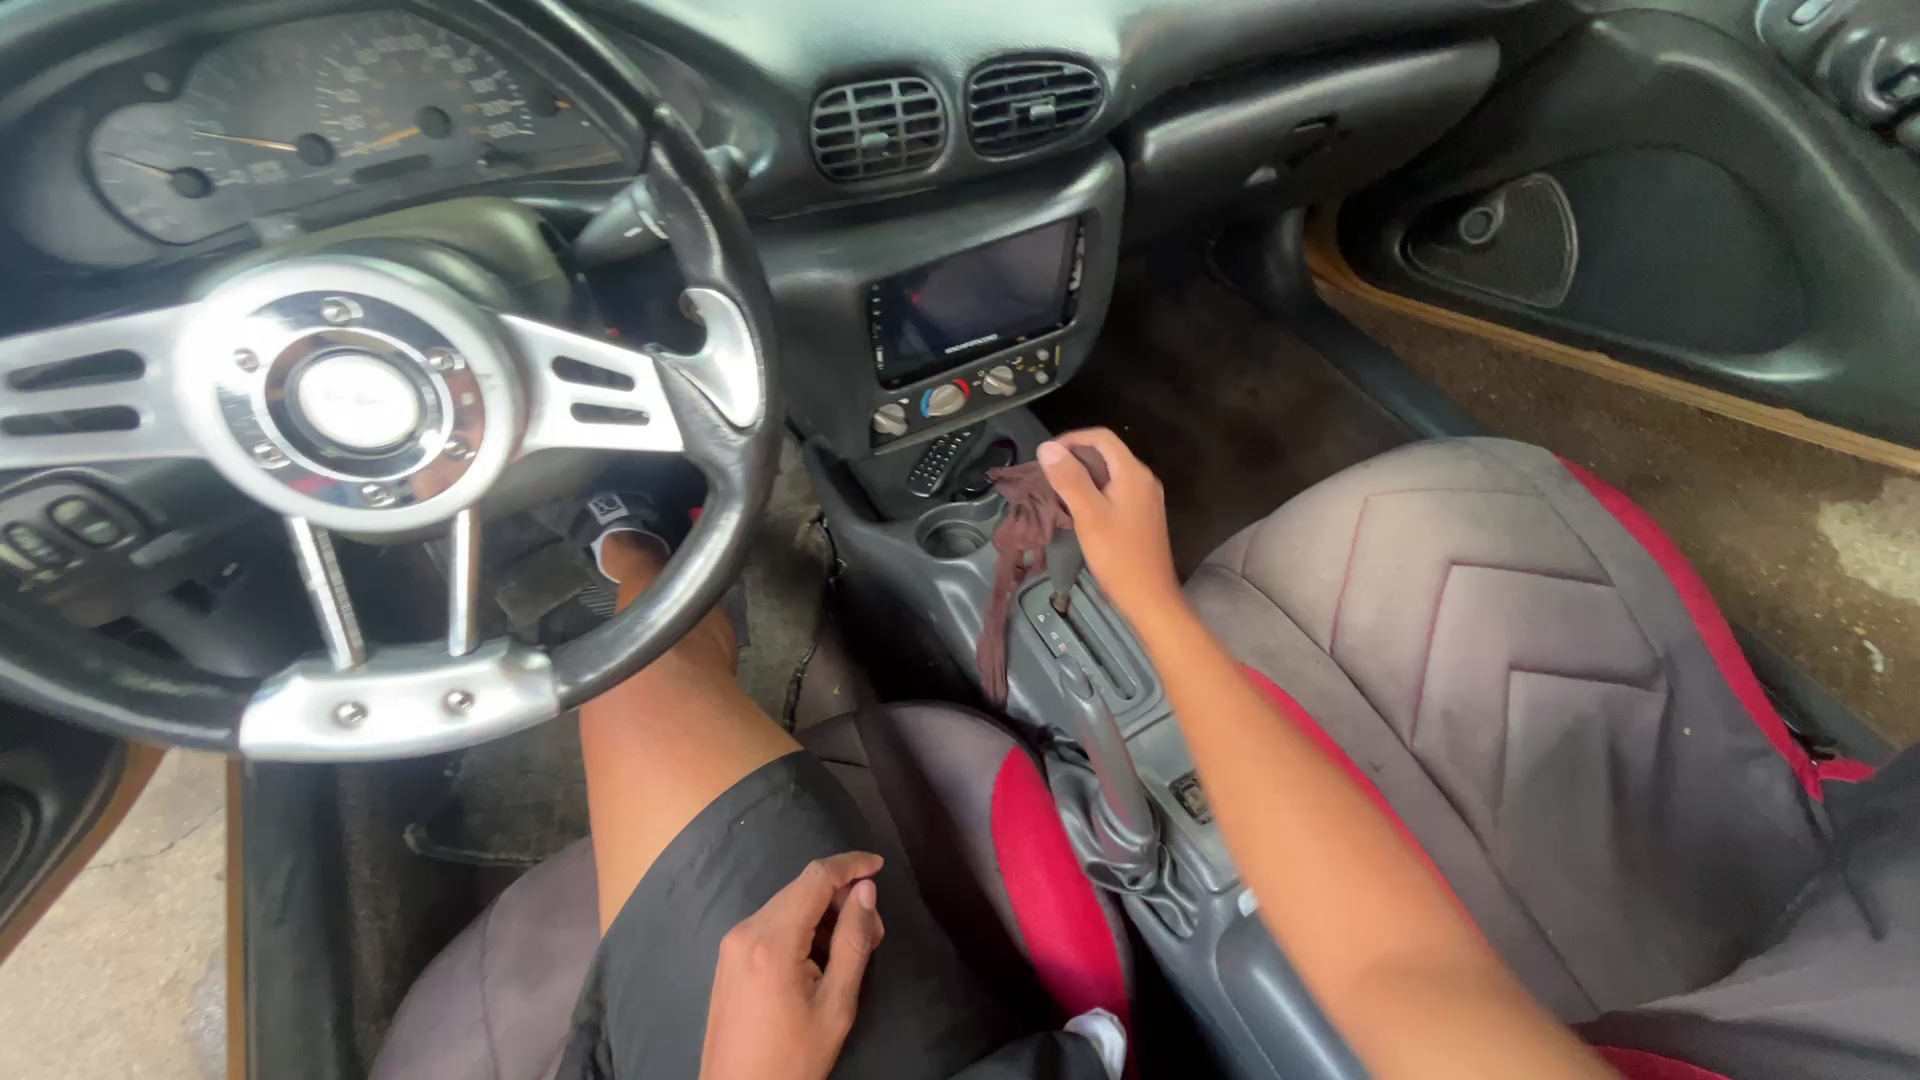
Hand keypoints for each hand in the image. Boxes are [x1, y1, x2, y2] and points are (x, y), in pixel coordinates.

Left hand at [698, 853, 886, 1079]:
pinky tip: (820, 957)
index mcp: (772, 940)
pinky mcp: (730, 956)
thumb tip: (866, 890)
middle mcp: (747, 929)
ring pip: (790, 903)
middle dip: (842, 897)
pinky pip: (773, 922)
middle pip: (803, 888)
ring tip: (850, 950)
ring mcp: (733, 942)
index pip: (816, 878)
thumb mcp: (836, 1005)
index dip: (851, 864)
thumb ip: (853, 940)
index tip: (880, 865)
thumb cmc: (792, 1060)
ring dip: (824, 913)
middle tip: (874, 932)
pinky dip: (802, 926)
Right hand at [1038, 428, 1181, 619]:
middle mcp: (1143, 479)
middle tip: (1047, 475)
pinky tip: (1078, 509)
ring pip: (1110, 473)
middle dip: (1075, 457)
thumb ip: (1069, 479)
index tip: (1046, 456)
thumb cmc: (1118, 556)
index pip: (1102, 437)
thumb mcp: (1089, 515)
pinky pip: (1115, 490)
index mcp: (1133, 473)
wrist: (1150, 598)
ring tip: (1057, 491)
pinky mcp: (1142, 515)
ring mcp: (1145, 498)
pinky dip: (1094, 491)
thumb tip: (1047, 447)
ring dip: (1083, 475)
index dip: (1072, 438)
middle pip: (1107, 453)